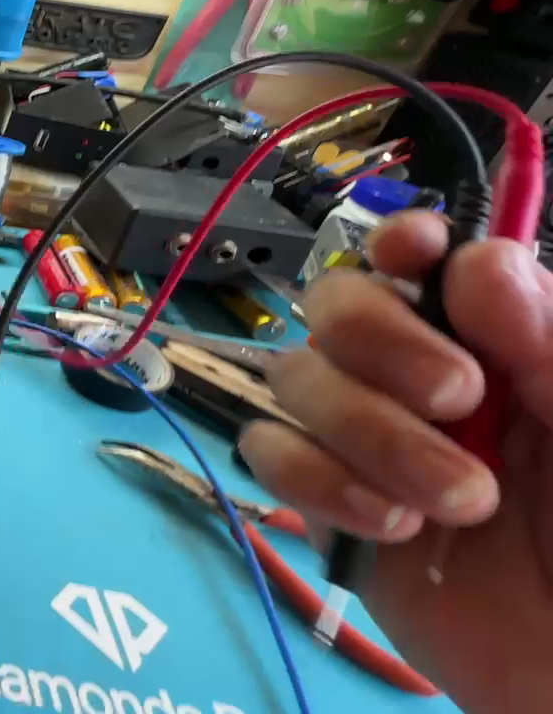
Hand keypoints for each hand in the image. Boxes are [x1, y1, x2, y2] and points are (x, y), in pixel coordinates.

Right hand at [239, 212, 552, 712]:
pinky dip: (318, 482)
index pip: (422, 269)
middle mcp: (418, 382)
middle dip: (378, 342)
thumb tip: (477, 260)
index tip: (413, 251)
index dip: (403, 245)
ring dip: (368, 434)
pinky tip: (388, 524)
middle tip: (458, 396)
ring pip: (293, 379)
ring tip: (458, 501)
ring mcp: (362, 437)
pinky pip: (267, 452)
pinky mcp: (320, 493)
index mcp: (500, 355)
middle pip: (332, 307)